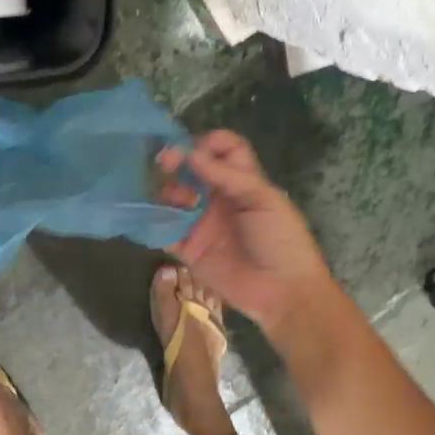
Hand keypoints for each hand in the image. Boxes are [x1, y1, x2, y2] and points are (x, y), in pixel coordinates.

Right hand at [158, 131, 337, 333]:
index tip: (193, 149)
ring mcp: (201, 222)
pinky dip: (154, 220)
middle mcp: (219, 198)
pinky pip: (164, 230)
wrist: (282, 291)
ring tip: (168, 195)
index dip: (208, 143)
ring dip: (166, 189)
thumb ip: (227, 175)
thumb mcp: (263, 199)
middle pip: (192, 170)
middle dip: (177, 161)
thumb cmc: (281, 240)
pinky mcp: (188, 248)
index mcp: (243, 182)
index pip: (223, 150)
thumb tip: (191, 154)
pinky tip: (151, 213)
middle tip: (165, 162)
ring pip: (174, 196)